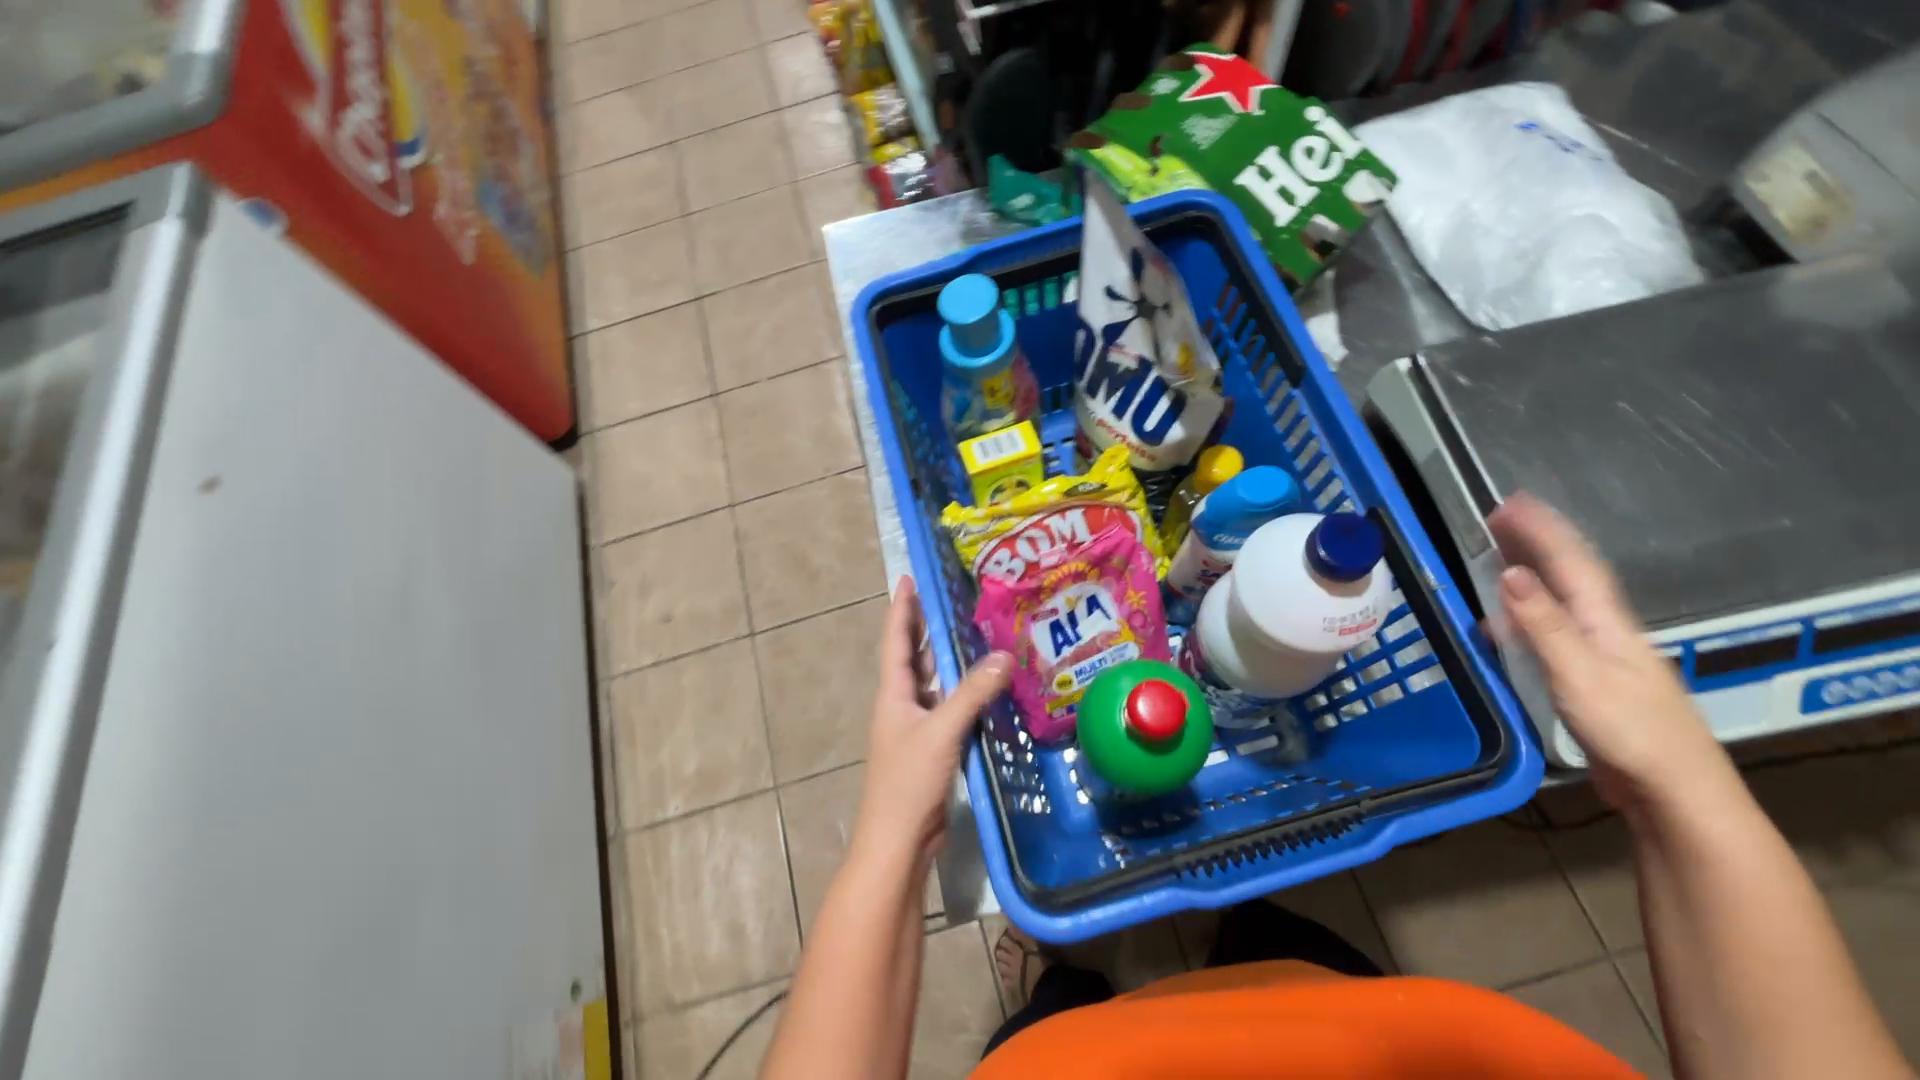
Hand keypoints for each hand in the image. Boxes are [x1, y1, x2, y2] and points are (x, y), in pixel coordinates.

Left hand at [853, 577, 1011, 862]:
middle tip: (952, 596)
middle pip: (914, 656)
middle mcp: (902, 704)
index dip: (902, 608)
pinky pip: (949, 708)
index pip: (896, 640)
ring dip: (950, 659)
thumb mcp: (942, 731)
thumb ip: (972, 693)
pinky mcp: (934, 747)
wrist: (898, 839)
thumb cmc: (909, 780)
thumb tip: (1004, 655)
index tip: (909, 577)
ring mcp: (917, 727)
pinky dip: (965, 692)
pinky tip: (988, 686)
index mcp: (893, 694)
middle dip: (928, 626)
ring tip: (975, 631)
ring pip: (934, 682)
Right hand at [1488, 494, 1732, 811]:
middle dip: (1536, 544)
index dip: (1541, 530)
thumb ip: (1545, 625)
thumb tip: (1510, 573)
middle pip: (1569, 576)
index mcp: (1607, 622)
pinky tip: (1507, 626)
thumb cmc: (1631, 732)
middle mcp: (1605, 630)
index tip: (1509, 503)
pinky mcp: (1589, 681)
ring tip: (1498, 559)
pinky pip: (1551, 633)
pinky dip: (1525, 617)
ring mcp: (1600, 657)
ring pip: (1560, 603)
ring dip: (1530, 576)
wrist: (1674, 791)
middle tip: (1499, 518)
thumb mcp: (1581, 676)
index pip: (1572, 563)